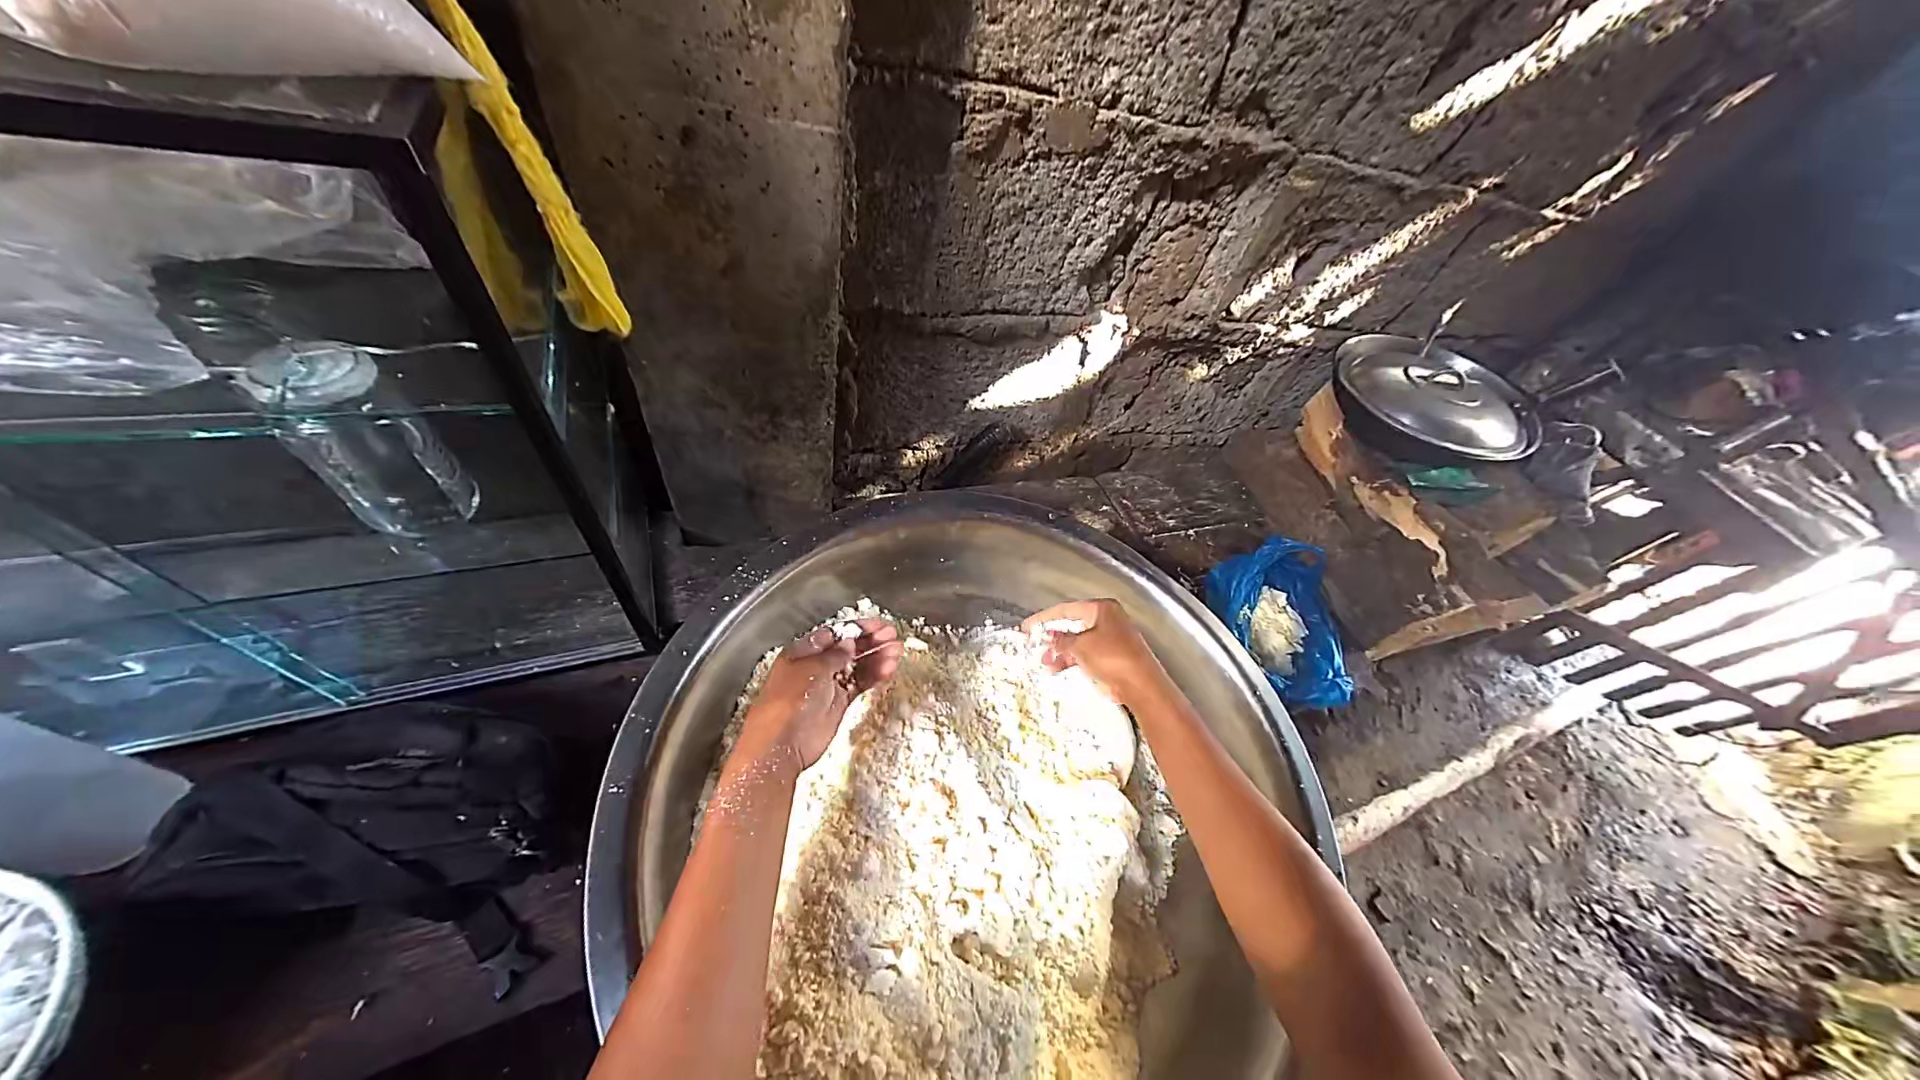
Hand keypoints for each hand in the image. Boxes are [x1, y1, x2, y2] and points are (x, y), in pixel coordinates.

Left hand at [740, 618, 901, 770]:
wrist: (782, 744)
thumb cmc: (790, 701)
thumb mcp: (813, 668)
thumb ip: (835, 654)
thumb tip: (849, 642)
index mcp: (803, 652)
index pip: (834, 634)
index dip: (857, 628)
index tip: (879, 625)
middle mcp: (815, 667)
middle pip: (848, 649)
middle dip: (870, 641)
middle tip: (892, 635)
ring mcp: (828, 686)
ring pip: (857, 666)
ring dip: (876, 657)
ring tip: (896, 651)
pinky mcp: (838, 704)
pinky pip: (859, 684)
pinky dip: (874, 676)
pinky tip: (889, 669)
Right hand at [1022, 598, 1172, 706]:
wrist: (1141, 685)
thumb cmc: (1112, 657)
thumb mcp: (1080, 646)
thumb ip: (1060, 640)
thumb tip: (1048, 637)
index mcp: (1102, 609)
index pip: (1066, 609)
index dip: (1044, 618)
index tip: (1028, 626)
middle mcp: (1107, 619)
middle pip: (1072, 625)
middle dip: (1053, 638)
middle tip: (1036, 646)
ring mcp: (1111, 638)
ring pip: (1078, 642)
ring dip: (1061, 652)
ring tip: (1046, 663)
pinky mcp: (1112, 656)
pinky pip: (1086, 654)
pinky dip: (1072, 660)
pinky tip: (1059, 669)